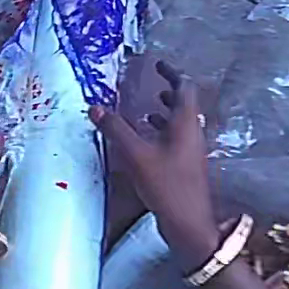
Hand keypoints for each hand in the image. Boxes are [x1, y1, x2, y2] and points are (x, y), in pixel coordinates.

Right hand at [92, 60, 218, 266]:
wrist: (188, 223)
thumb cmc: (167, 184)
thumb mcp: (136, 155)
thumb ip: (116, 129)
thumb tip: (95, 107)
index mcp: (185, 124)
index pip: (184, 88)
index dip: (172, 73)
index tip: (158, 64)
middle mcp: (192, 133)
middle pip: (184, 105)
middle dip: (169, 92)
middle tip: (152, 84)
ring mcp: (190, 151)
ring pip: (180, 124)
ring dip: (165, 113)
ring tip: (147, 109)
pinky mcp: (185, 166)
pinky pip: (175, 140)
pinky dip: (161, 133)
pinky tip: (146, 140)